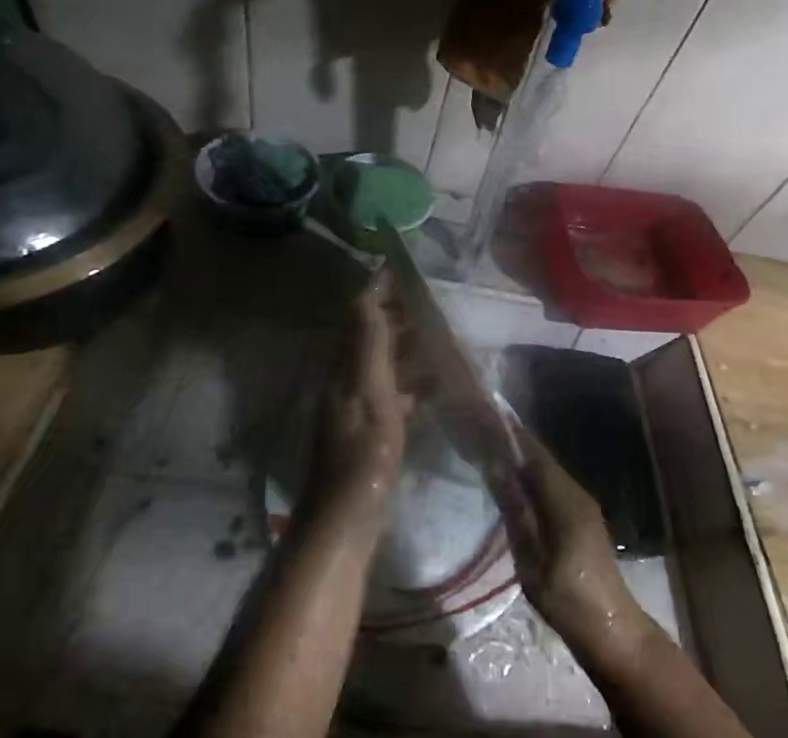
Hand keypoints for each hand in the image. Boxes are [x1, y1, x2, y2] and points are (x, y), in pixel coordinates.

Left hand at [306, 274, 413, 516]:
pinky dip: (413, 382)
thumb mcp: (369, 392)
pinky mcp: (372, 430)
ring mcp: (359, 406)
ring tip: (443, 336)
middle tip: (433, 301)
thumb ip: (369, 344)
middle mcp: (347, 380)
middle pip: (372, 336)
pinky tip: (437, 384)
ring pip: (385, 363)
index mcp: (344, 367)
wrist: (346, 518)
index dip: (378, 290)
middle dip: (398, 315)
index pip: (359, 314)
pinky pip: (395, 393)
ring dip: (409, 346)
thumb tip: (367, 292)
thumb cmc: (362, 451)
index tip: (403, 269)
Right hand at [497, 434, 653, 663]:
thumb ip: (516, 510)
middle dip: (516, 445)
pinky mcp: (584, 517)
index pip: (536, 454)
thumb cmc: (566, 596)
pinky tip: (517, 485)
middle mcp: (578, 493)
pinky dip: (534, 478)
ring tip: (494, 455)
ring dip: (524, 461)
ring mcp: (584, 505)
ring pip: (550, 472)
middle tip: (485, 436)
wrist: (610, 627)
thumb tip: (499, 469)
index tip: (488, 420)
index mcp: (565, 500)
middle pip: (543, 459)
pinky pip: (555, 486)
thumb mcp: (530, 558)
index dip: (513, 436)